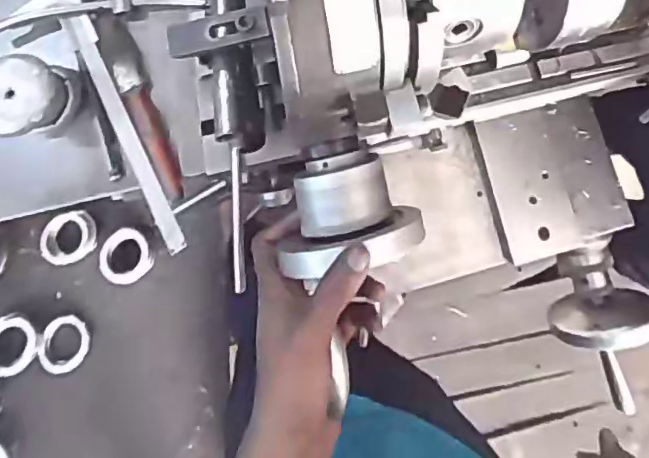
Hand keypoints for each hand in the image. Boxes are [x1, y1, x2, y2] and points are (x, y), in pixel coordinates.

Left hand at [239, 213, 389, 457]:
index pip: (268, 245)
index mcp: (275, 292)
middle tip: (365, 250)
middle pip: (311, 263)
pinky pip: (347, 315)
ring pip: (334, 289)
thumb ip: (335, 288)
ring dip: (358, 287)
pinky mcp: (327, 342)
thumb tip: (358, 249)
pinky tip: (374, 323)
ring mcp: (309, 322)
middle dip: (339, 256)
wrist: (295, 438)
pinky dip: (362, 314)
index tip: (313, 212)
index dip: (284, 224)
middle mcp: (290, 301)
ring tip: (380, 295)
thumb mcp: (313, 328)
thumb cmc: (290, 381)